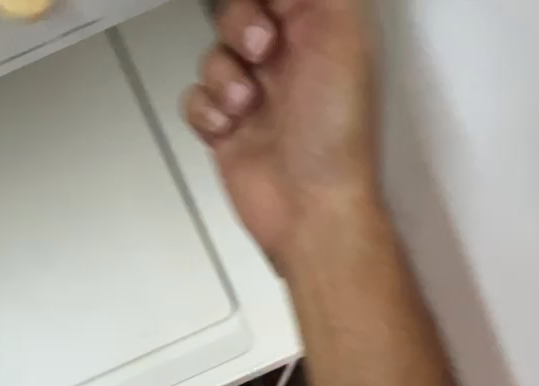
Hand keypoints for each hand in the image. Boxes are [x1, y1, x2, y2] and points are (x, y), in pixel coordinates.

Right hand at [184, 0, 382, 265]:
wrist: (310, 211)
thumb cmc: (336, 137)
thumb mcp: (343, 30)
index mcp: (321, 27)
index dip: (262, 0)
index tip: (265, 14)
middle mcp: (288, 57)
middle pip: (238, 9)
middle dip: (240, 23)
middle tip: (262, 50)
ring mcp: (256, 94)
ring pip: (213, 51)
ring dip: (223, 74)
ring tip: (247, 104)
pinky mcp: (229, 128)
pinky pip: (195, 98)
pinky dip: (206, 110)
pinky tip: (230, 126)